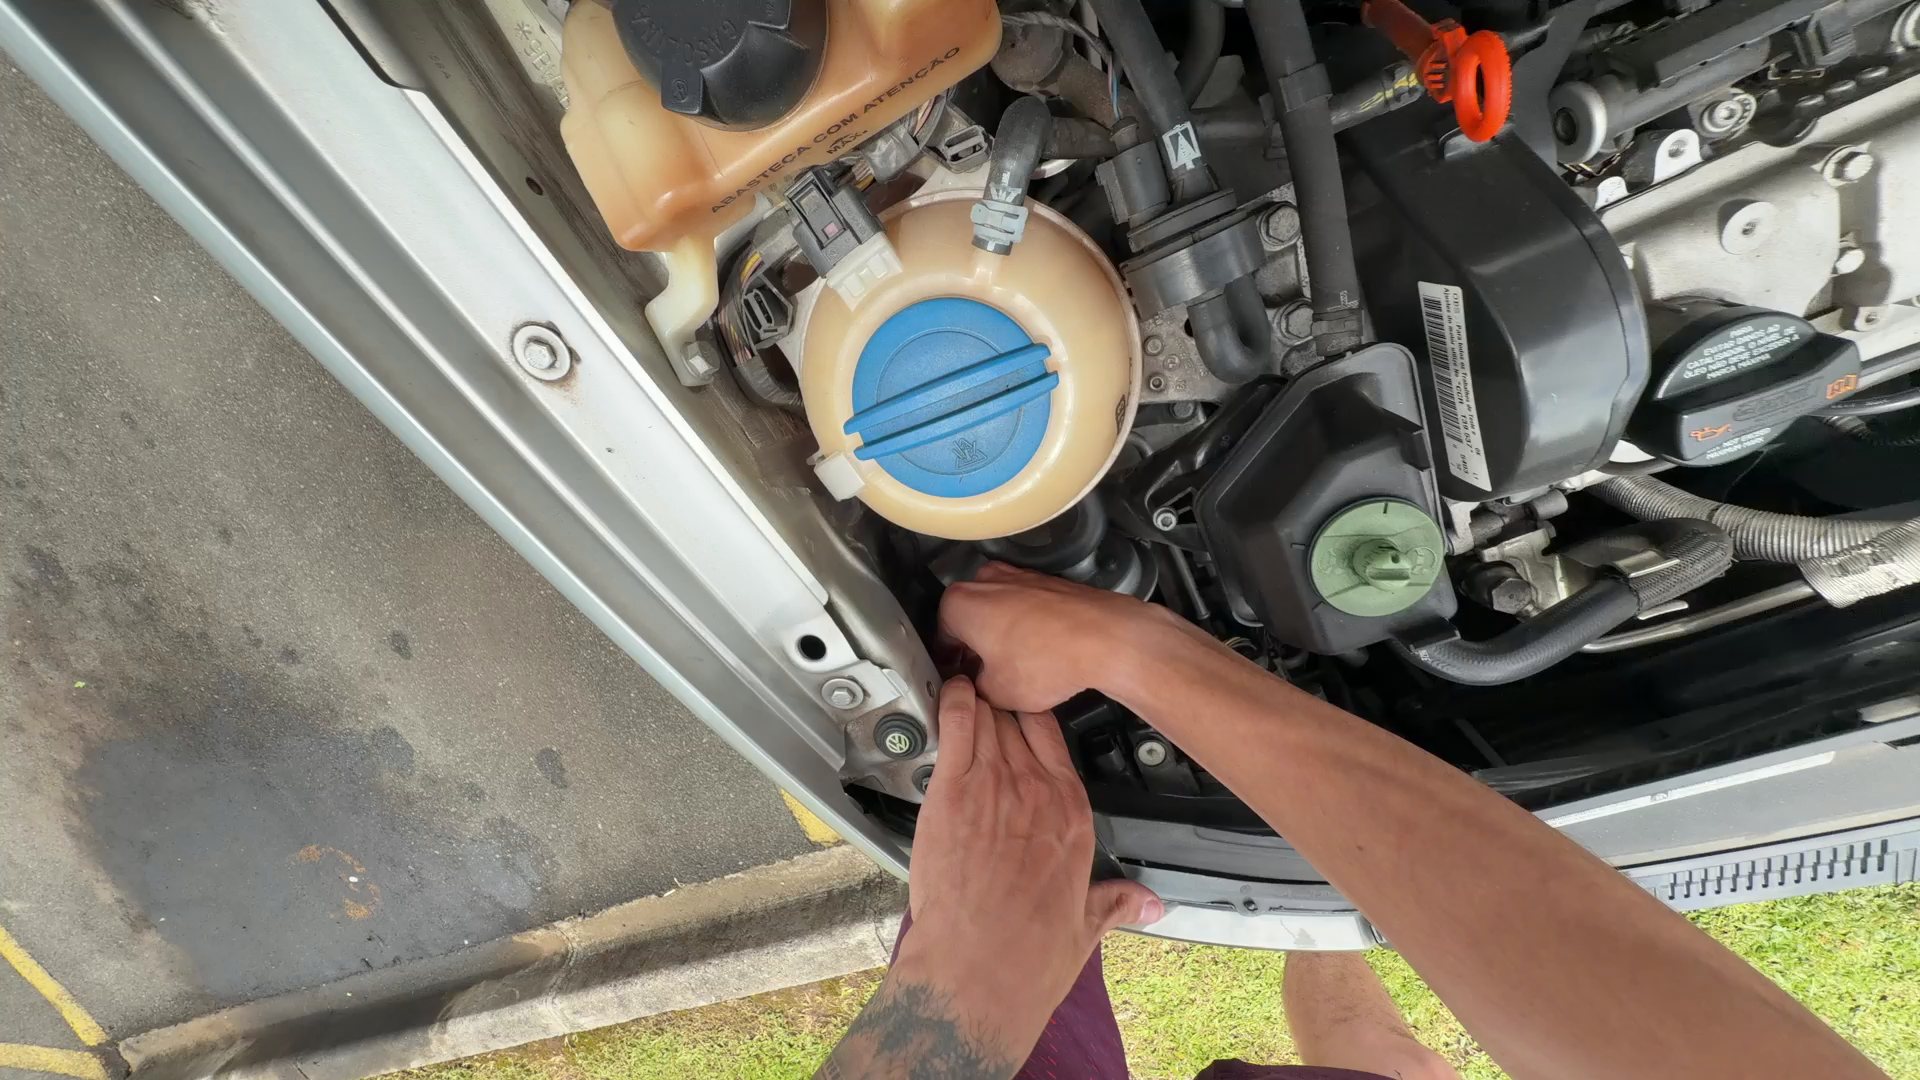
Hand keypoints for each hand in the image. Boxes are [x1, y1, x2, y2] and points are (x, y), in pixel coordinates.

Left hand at [892, 676, 1161, 1064]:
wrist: (978, 973)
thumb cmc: (1026, 954)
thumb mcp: (1086, 926)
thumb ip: (1117, 902)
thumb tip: (1149, 904)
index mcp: (1069, 811)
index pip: (1052, 737)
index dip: (1030, 716)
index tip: (1018, 707)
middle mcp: (1036, 789)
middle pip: (1014, 721)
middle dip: (998, 704)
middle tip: (984, 689)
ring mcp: (995, 783)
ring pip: (987, 716)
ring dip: (975, 695)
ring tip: (965, 677)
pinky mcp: (953, 790)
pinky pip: (956, 725)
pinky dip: (950, 701)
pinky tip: (947, 687)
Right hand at [938, 561, 1181, 711]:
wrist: (1106, 639)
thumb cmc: (1053, 657)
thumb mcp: (997, 692)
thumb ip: (974, 688)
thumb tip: (976, 687)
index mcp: (960, 603)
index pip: (940, 639)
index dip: (949, 667)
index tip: (958, 681)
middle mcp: (985, 581)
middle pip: (967, 621)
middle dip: (974, 650)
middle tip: (985, 680)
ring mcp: (1018, 577)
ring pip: (996, 612)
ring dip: (1000, 638)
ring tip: (1016, 670)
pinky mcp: (1046, 583)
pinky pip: (1024, 607)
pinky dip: (1026, 628)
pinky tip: (1039, 654)